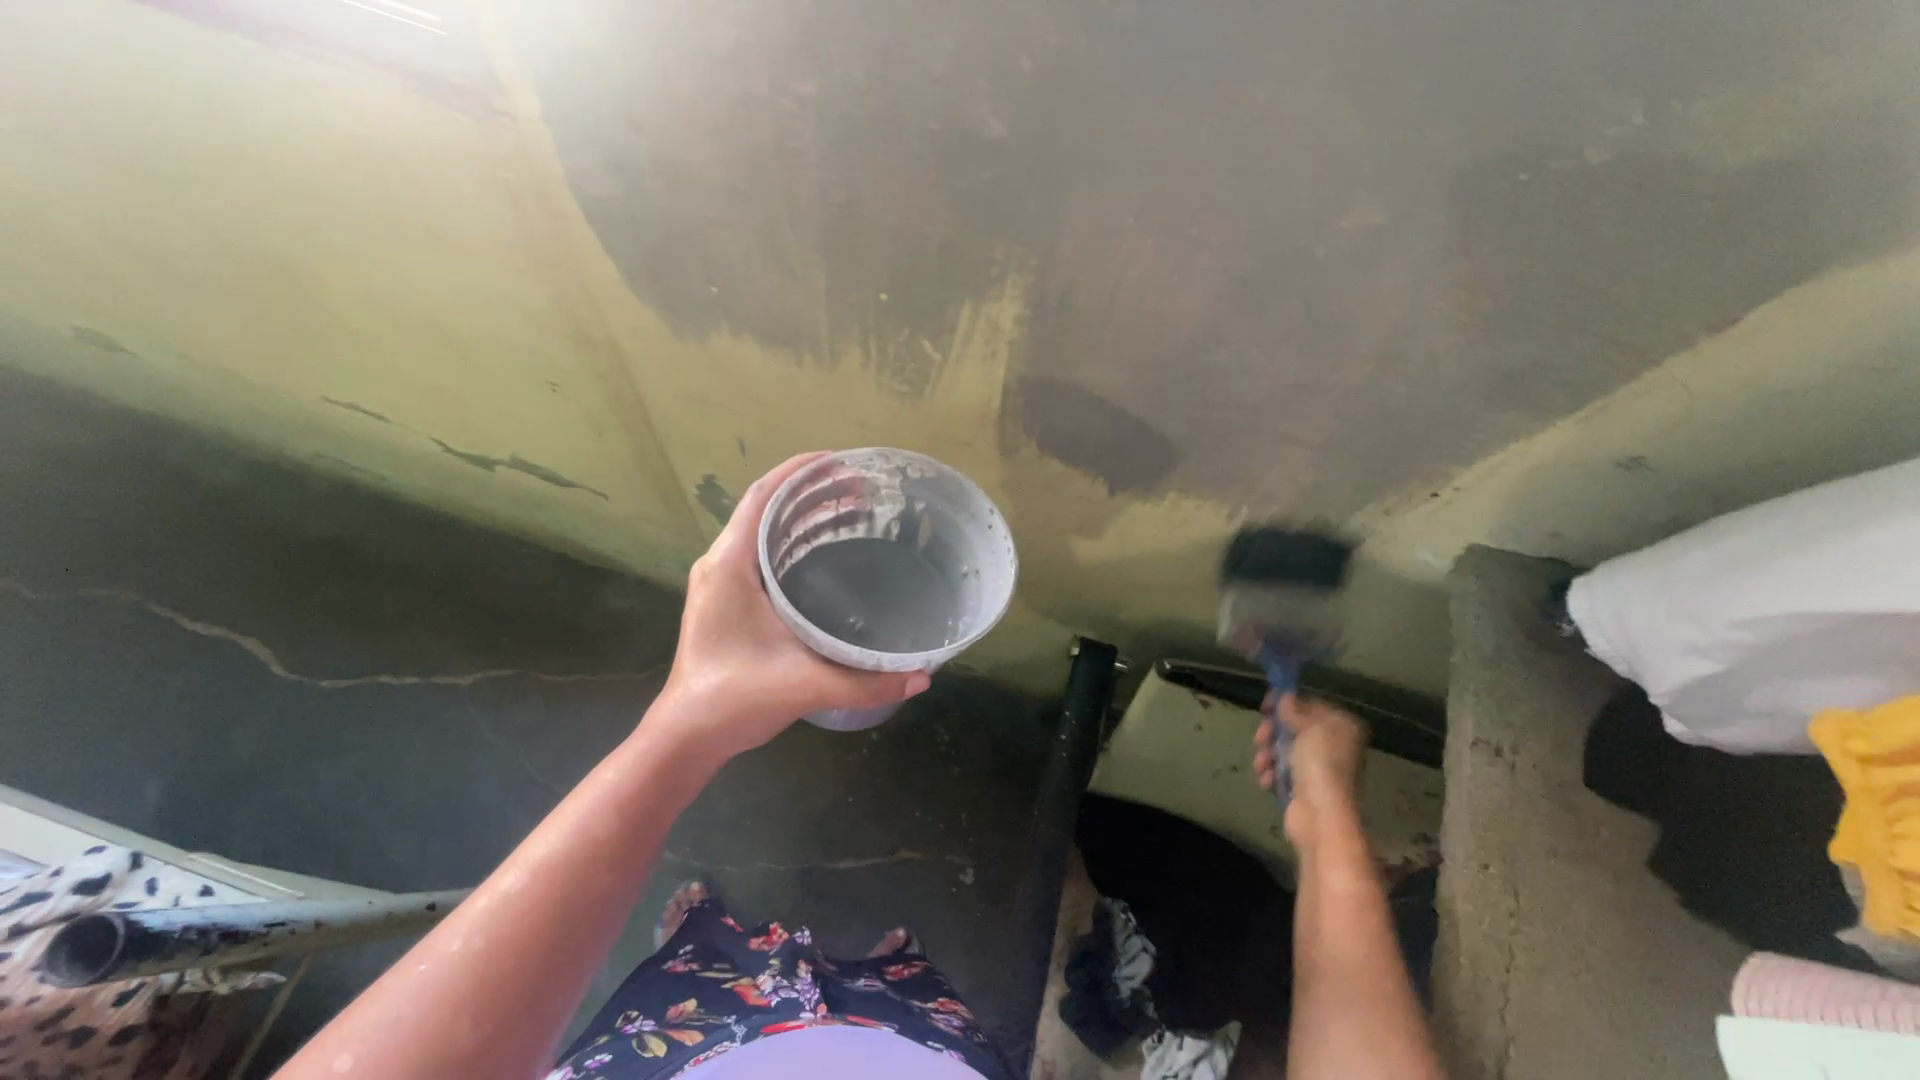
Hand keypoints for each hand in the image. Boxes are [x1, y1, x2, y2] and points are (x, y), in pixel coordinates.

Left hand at [654, 453, 931, 761]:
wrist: (687, 734)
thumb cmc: (735, 699)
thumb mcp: (806, 686)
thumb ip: (866, 682)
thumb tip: (923, 676)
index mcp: (730, 565)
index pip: (763, 496)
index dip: (800, 470)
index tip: (841, 460)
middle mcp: (720, 564)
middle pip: (766, 508)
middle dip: (812, 492)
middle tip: (863, 490)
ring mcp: (719, 583)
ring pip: (763, 531)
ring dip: (802, 517)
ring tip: (851, 513)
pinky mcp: (725, 601)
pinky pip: (760, 554)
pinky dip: (793, 543)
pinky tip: (825, 557)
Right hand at [1253, 692, 1366, 848]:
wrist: (1320, 816)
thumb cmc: (1320, 766)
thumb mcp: (1309, 728)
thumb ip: (1295, 710)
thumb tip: (1285, 696)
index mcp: (1342, 727)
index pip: (1311, 705)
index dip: (1287, 703)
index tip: (1265, 706)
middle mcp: (1333, 744)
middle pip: (1294, 727)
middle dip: (1273, 732)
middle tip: (1260, 738)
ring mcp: (1318, 767)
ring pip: (1283, 749)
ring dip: (1268, 754)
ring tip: (1262, 764)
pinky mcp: (1302, 786)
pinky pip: (1281, 770)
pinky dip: (1271, 772)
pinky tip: (1267, 779)